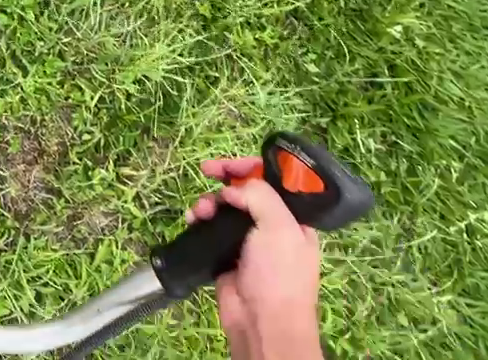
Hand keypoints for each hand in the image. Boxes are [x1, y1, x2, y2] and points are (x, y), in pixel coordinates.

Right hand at [185, 158, 321, 359]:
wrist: (261, 323)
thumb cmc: (279, 275)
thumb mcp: (279, 228)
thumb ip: (259, 196)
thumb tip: (233, 188)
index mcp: (294, 220)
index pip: (274, 182)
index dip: (252, 167)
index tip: (230, 165)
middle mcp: (272, 226)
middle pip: (245, 189)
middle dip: (225, 177)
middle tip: (206, 169)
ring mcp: (248, 240)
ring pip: (224, 205)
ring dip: (209, 200)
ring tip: (201, 211)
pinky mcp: (226, 251)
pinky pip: (210, 224)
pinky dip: (199, 217)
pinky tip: (193, 220)